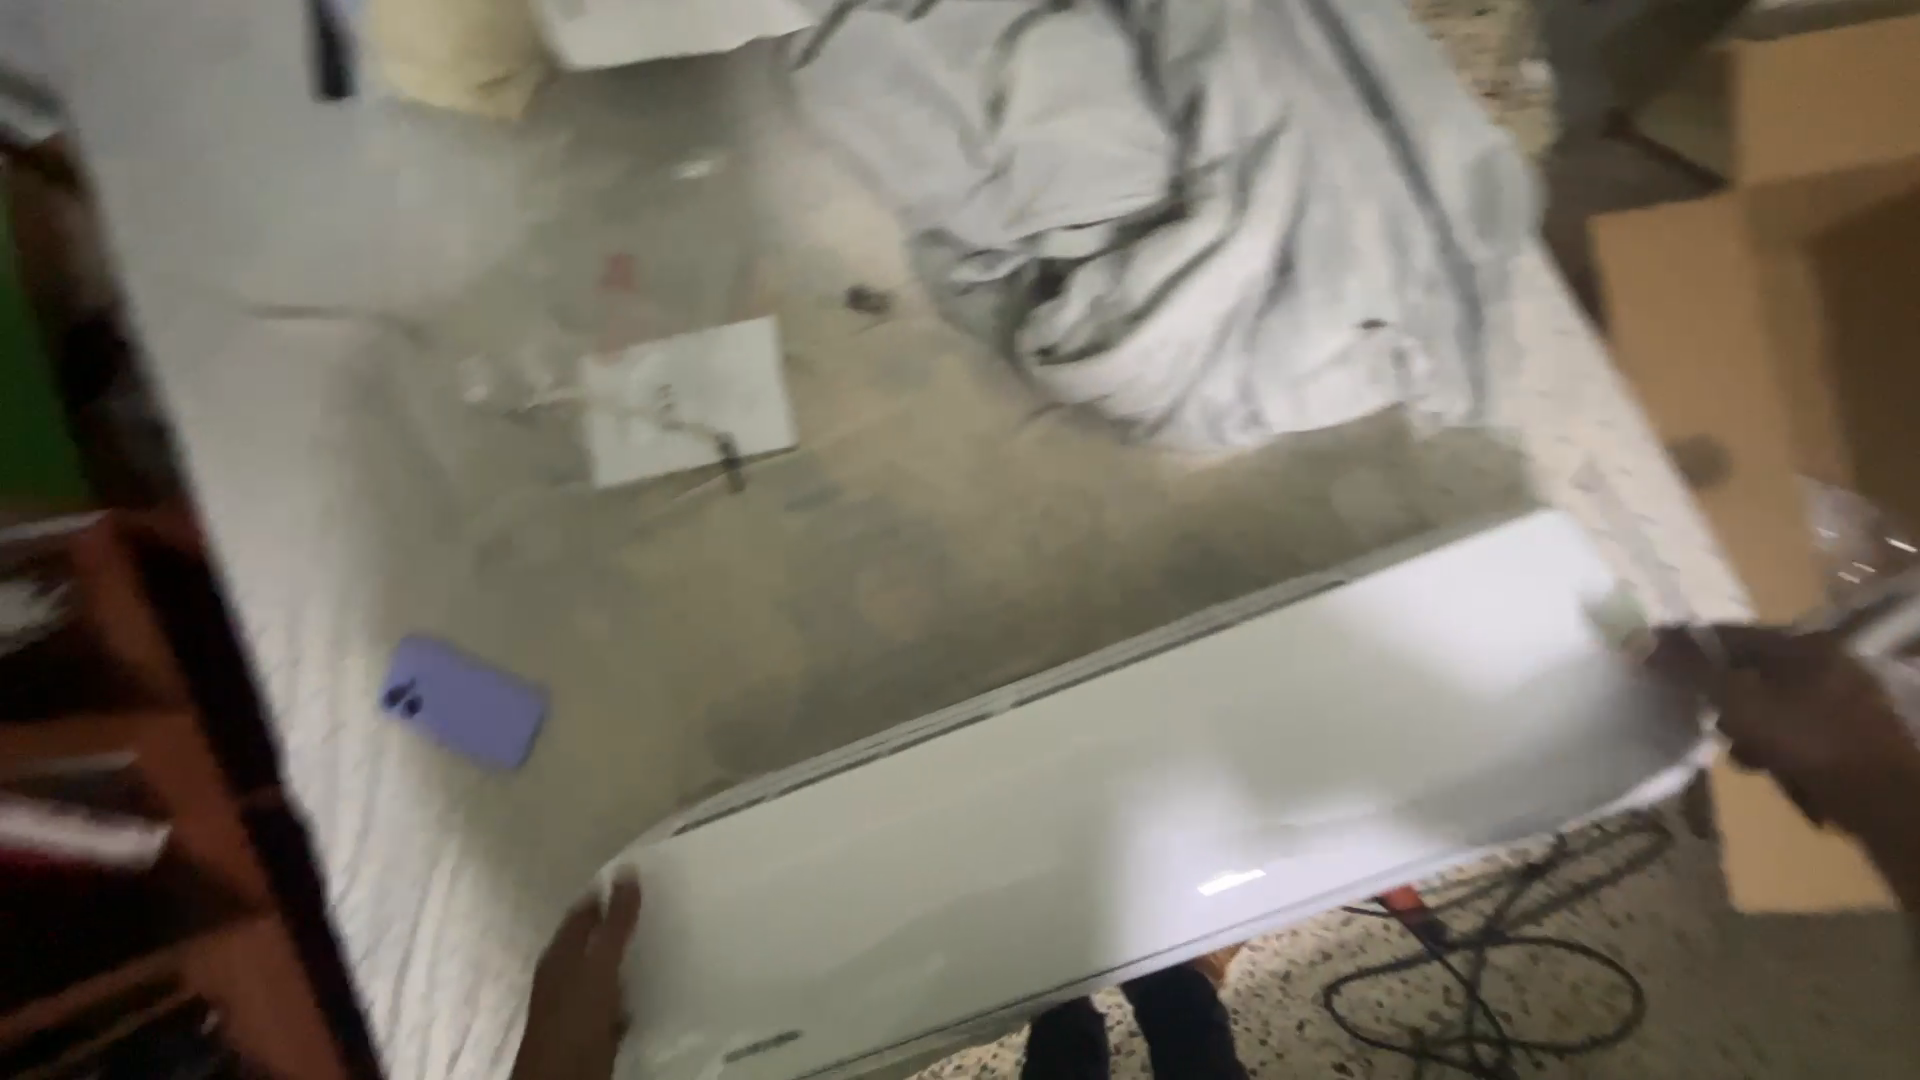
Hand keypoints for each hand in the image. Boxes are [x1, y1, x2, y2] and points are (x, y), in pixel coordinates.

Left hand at [511, 875, 642, 1079]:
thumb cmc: (576, 1018)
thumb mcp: (599, 963)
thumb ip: (615, 921)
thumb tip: (627, 869)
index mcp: (561, 951)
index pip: (586, 908)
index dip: (610, 890)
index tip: (646, 874)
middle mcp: (565, 972)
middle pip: (596, 936)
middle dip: (624, 920)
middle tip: (662, 901)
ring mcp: (576, 1001)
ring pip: (607, 966)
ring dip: (629, 953)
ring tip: (664, 935)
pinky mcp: (592, 1026)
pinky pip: (616, 995)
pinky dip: (633, 985)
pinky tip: (654, 981)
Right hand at [1650, 625, 1919, 837]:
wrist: (1884, 799)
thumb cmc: (1805, 739)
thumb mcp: (1735, 699)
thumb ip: (1687, 668)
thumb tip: (1642, 641)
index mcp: (1803, 646)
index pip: (1724, 633)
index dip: (1680, 644)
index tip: (1647, 658)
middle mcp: (1827, 662)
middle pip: (1743, 668)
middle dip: (1714, 692)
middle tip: (1692, 710)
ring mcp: (1843, 697)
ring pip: (1764, 698)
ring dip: (1740, 721)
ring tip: (1734, 745)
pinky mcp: (1848, 730)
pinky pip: (1788, 722)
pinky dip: (1768, 738)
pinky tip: (1761, 760)